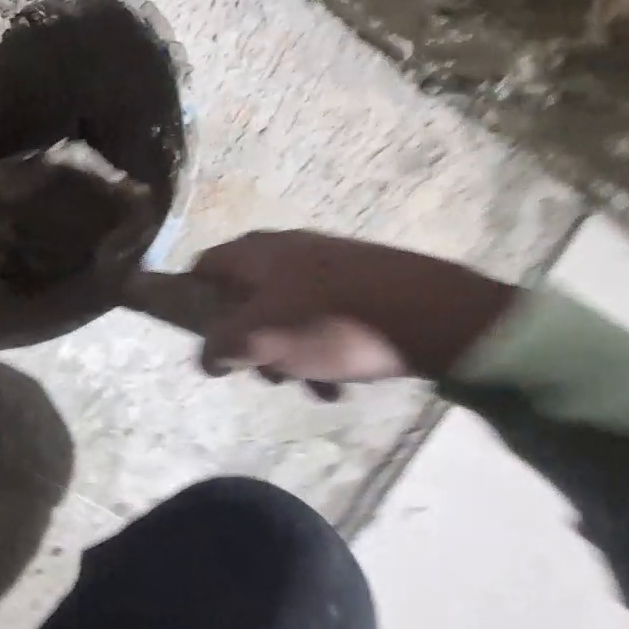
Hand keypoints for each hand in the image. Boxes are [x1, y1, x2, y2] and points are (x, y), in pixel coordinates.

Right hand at [190, 230, 516, 389]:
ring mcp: (329, 258)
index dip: (194, 303)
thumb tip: (208, 358)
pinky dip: (324, 343)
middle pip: (245, 295)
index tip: (204, 338)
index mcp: (250, 252)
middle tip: (263, 369)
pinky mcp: (367, 276)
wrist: (434, 314)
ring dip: (289, 347)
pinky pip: (327, 312)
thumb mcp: (256, 341)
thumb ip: (219, 348)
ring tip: (309, 382)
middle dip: (249, 337)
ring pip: (287, 309)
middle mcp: (284, 246)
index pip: (200, 270)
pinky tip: (341, 376)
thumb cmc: (326, 323)